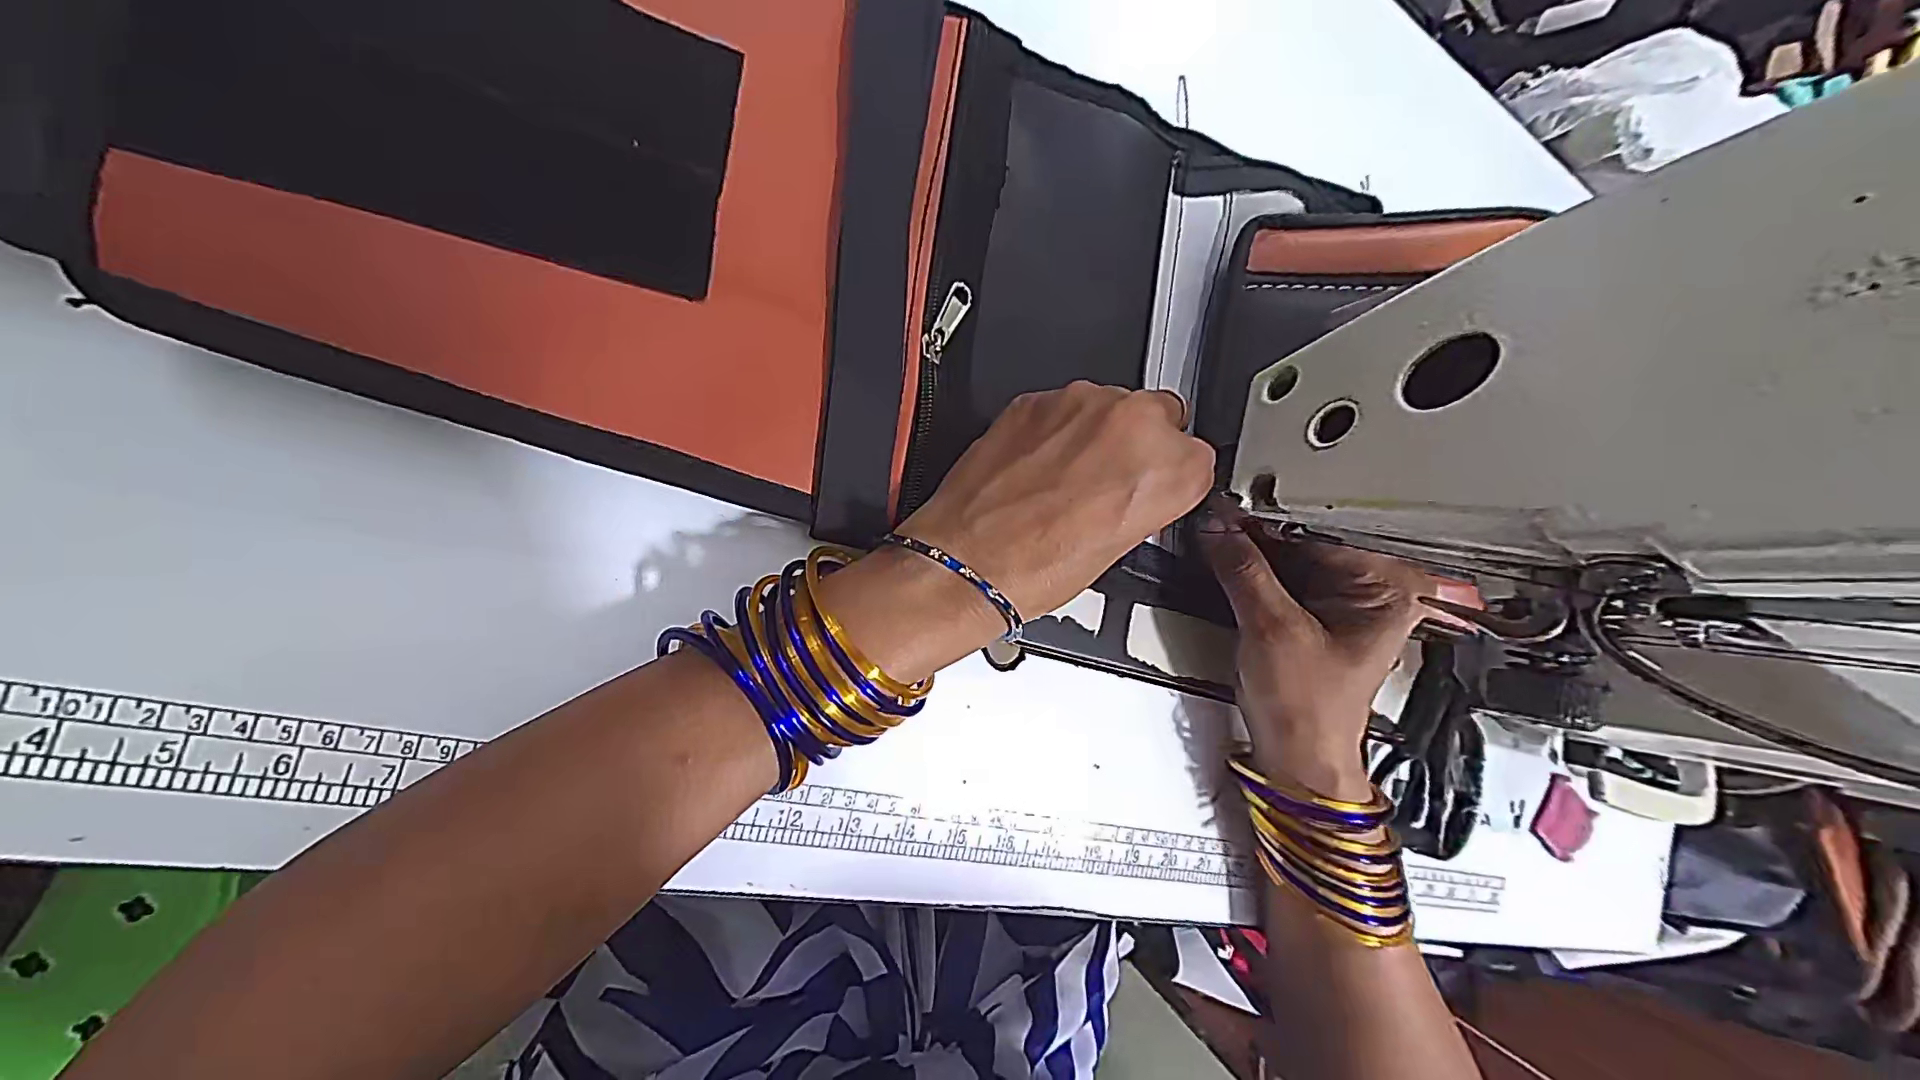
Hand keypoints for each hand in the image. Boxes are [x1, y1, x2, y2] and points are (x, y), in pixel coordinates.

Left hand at [818, 383, 1213, 680]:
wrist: (967, 560)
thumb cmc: (1034, 568)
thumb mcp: (1117, 548)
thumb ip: (1145, 501)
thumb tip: (1140, 486)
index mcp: (1170, 467)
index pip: (1196, 455)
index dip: (1169, 476)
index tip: (1151, 488)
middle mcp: (1131, 423)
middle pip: (1159, 417)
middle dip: (1138, 446)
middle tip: (1106, 484)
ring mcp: (1079, 404)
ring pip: (1109, 407)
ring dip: (1095, 435)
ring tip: (1063, 482)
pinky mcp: (1035, 400)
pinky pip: (1061, 408)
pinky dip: (1055, 430)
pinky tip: (1037, 468)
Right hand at [1199, 514, 1438, 800]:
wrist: (1295, 757)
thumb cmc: (1310, 712)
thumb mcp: (1273, 630)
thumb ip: (1244, 572)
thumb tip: (1219, 530)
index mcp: (1384, 591)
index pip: (1319, 533)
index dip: (1269, 521)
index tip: (1231, 510)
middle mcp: (1366, 593)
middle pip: (1302, 543)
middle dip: (1256, 535)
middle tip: (1217, 520)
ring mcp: (1336, 604)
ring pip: (1284, 559)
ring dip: (1248, 552)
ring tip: (1216, 537)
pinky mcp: (1306, 616)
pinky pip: (1275, 578)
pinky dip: (1248, 571)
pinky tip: (1224, 562)